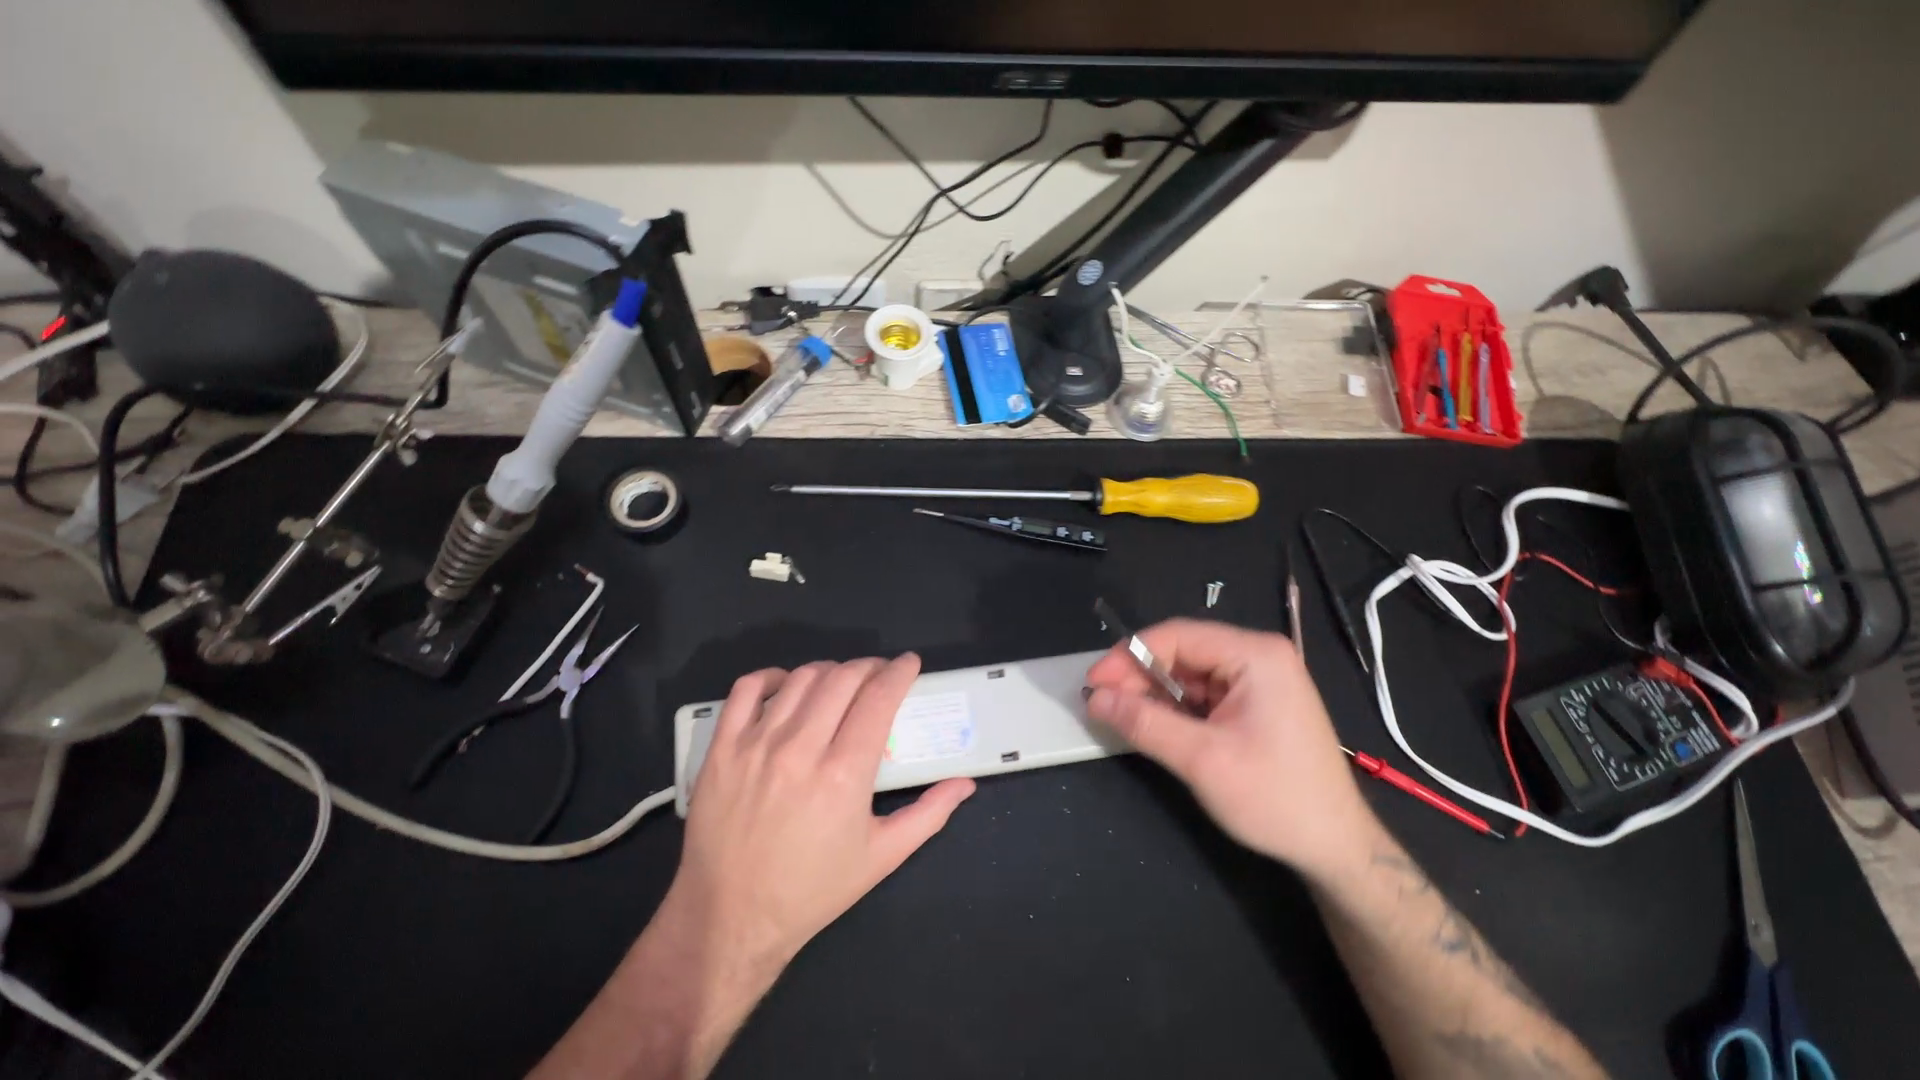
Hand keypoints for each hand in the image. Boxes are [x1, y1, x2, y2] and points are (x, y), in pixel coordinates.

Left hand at [666, 655, 976, 976]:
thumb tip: (964, 784)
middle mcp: (800, 750)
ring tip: (840, 682)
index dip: (898, 673)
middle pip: (841, 680)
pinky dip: (771, 677)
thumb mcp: (881, 857)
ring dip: (828, 671)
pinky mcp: (722, 749)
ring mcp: (755, 746)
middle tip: (879, 674)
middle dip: (869, 667)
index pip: (878, 699)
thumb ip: (928, 815)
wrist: (735, 916)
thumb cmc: (813, 890)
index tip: (909, 664)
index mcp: (844, 775)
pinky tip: (786, 686)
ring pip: (799, 680)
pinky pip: (746, 690)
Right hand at [1083, 619, 1377, 878]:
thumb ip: (1145, 723)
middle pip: (1183, 652)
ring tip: (1122, 717)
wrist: (1335, 846)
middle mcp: (1260, 658)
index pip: (1177, 636)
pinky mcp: (1258, 707)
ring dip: (1155, 694)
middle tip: (1102, 705)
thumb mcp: (1202, 760)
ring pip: (1191, 675)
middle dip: (1139, 677)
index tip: (1093, 685)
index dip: (1129, 657)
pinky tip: (1154, 726)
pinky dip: (1176, 709)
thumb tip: (1095, 700)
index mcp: (1255, 656)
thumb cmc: (1274, 798)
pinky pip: (1206, 695)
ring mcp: (1262, 682)